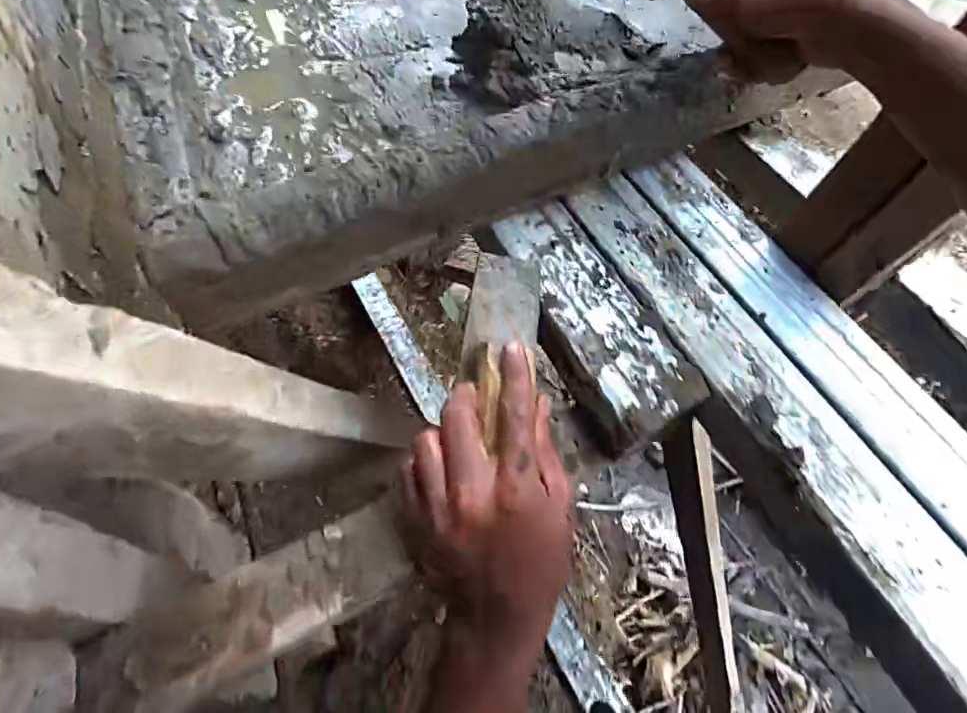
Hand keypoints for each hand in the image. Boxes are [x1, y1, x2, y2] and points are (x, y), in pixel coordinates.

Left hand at [402, 342, 571, 691]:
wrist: (494, 619)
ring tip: (455, 438)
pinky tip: (439, 466)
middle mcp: (473, 492)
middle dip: (466, 397)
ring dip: (442, 431)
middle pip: (457, 418)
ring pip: (425, 440)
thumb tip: (538, 403)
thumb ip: (544, 451)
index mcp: (516, 487)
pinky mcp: (415, 522)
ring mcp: (438, 509)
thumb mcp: (558, 505)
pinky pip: (408, 470)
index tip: (509, 347)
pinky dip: (423, 460)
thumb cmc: (540, 560)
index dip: (514, 376)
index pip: (514, 416)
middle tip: (473, 394)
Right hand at [698, 0, 910, 70]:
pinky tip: (787, 63)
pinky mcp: (821, 29)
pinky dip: (782, 60)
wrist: (846, 22)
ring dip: (759, 55)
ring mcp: (807, 3)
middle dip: (742, 41)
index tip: (727, 26)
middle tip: (742, 53)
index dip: (726, 12)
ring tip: (768, 59)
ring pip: (764, 39)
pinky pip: (786, 49)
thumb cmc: (785, 2)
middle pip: (747, 18)